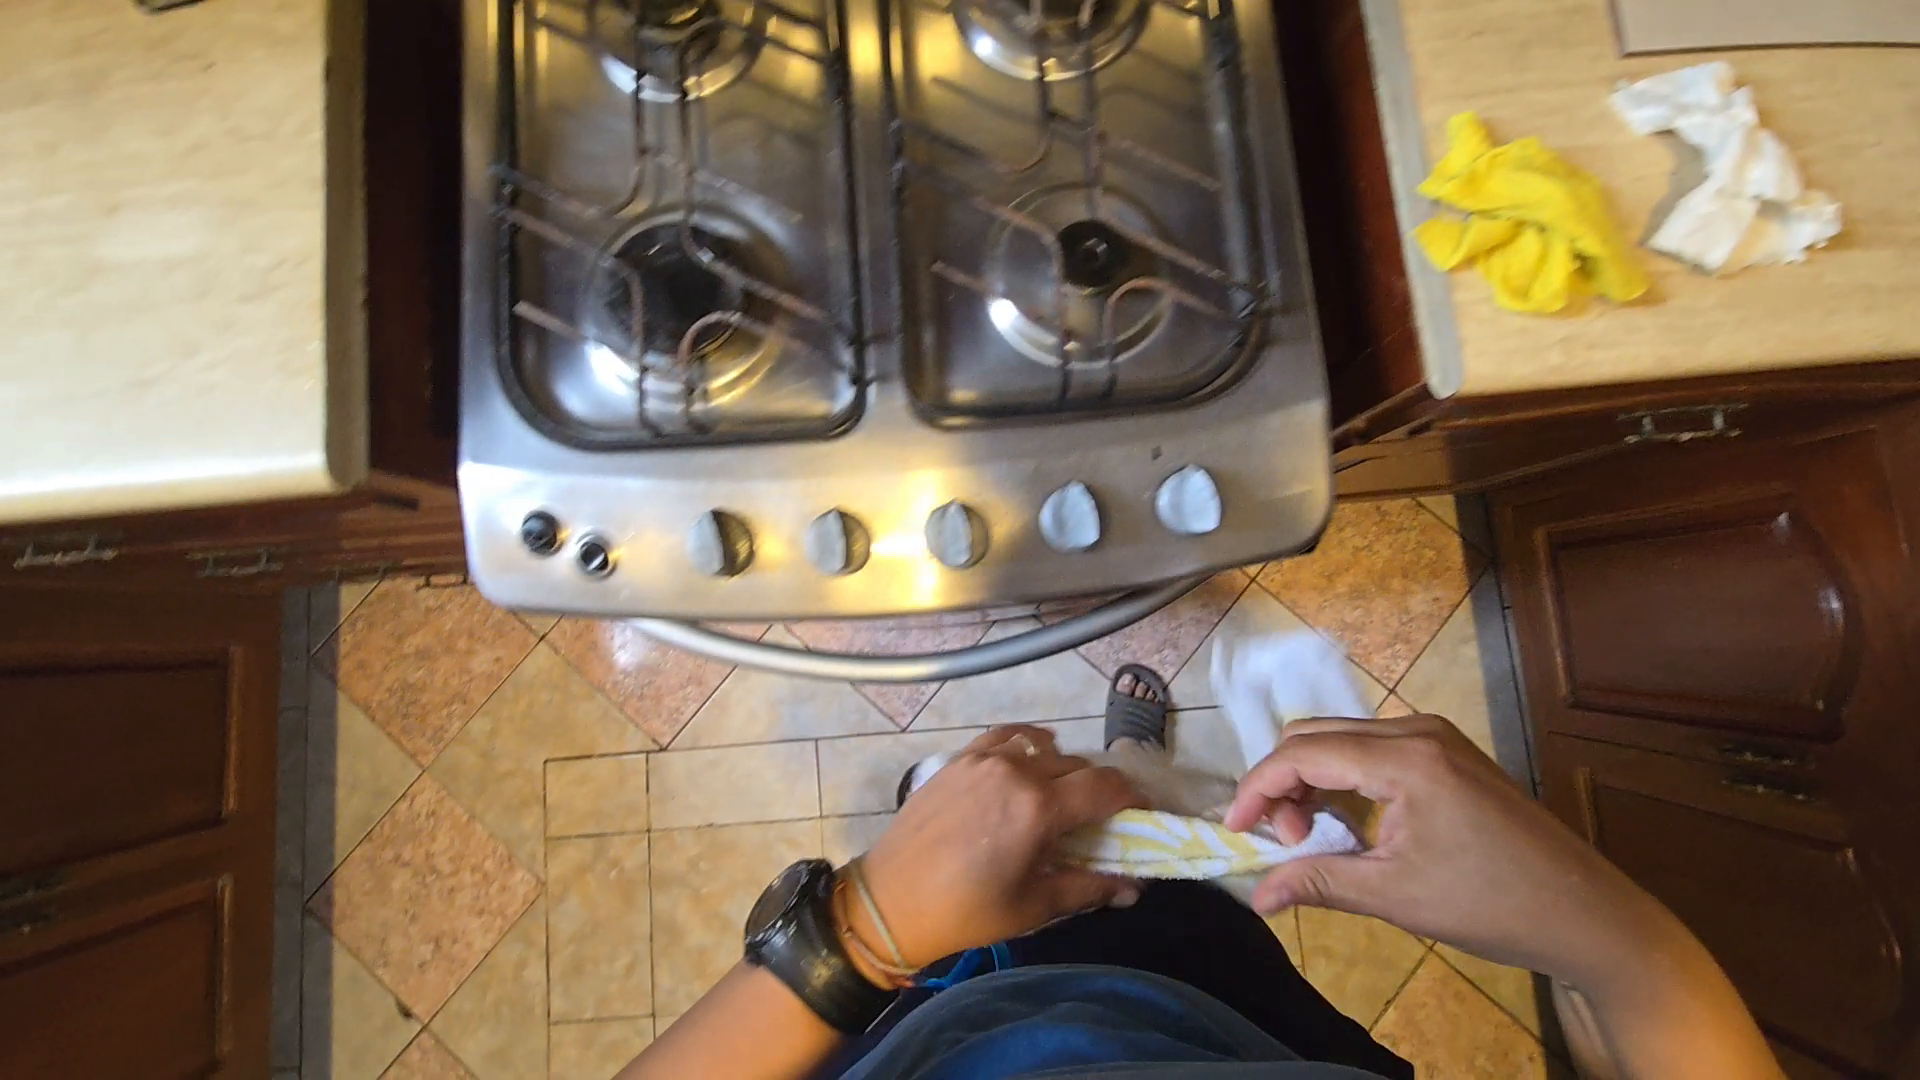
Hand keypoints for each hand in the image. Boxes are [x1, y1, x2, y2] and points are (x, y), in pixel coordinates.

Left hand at [856, 725, 1144, 970]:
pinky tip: (1029, 760)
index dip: (1133, 797)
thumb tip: (1133, 888)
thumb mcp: (1034, 906)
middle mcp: (1016, 770)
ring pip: (1043, 749)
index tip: (1142, 811)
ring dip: (1061, 769)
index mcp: (1038, 807)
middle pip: (1077, 766)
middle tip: (1097, 819)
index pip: (1105, 787)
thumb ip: (1089, 888)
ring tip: (1057, 797)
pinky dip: (1027, 743)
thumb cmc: (967, 911)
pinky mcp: (961, 756)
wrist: (893, 899)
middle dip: (1096, 790)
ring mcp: (984, 757)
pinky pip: (1006, 735)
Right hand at [1224, 714, 1684, 990]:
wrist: (1595, 919)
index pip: (1302, 753)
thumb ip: (1317, 882)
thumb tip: (1256, 898)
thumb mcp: (1396, 897)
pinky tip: (1348, 821)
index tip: (1235, 828)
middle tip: (1284, 838)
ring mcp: (1433, 735)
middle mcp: (1415, 729)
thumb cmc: (1495, 907)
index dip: (1258, 788)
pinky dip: (1341, 778)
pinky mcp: (1444, 749)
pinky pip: (1368, 748)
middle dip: (1282, 782)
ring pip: (1337, 737)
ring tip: (1314, 835)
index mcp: (1405, 759)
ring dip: (1310, 780)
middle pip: (1313, 734)